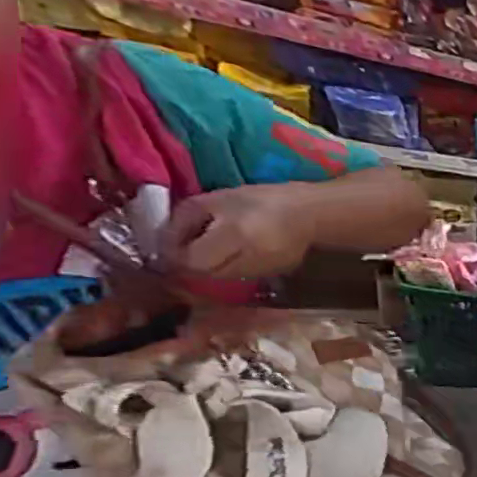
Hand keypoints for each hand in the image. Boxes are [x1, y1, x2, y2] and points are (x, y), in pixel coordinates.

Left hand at [161, 183, 314, 279]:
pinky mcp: (275, 274)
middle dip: (192, 261)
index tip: (170, 243)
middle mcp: (250, 257)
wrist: (313, 213)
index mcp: (234, 234)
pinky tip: (237, 253)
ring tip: (213, 249)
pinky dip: (231, 267)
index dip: (175, 253)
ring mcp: (265, 269)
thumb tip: (163, 241)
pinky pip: (241, 276)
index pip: (191, 259)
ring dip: (211, 266)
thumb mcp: (215, 199)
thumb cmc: (262, 200)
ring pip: (221, 277)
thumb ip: (183, 220)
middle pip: (205, 273)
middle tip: (188, 248)